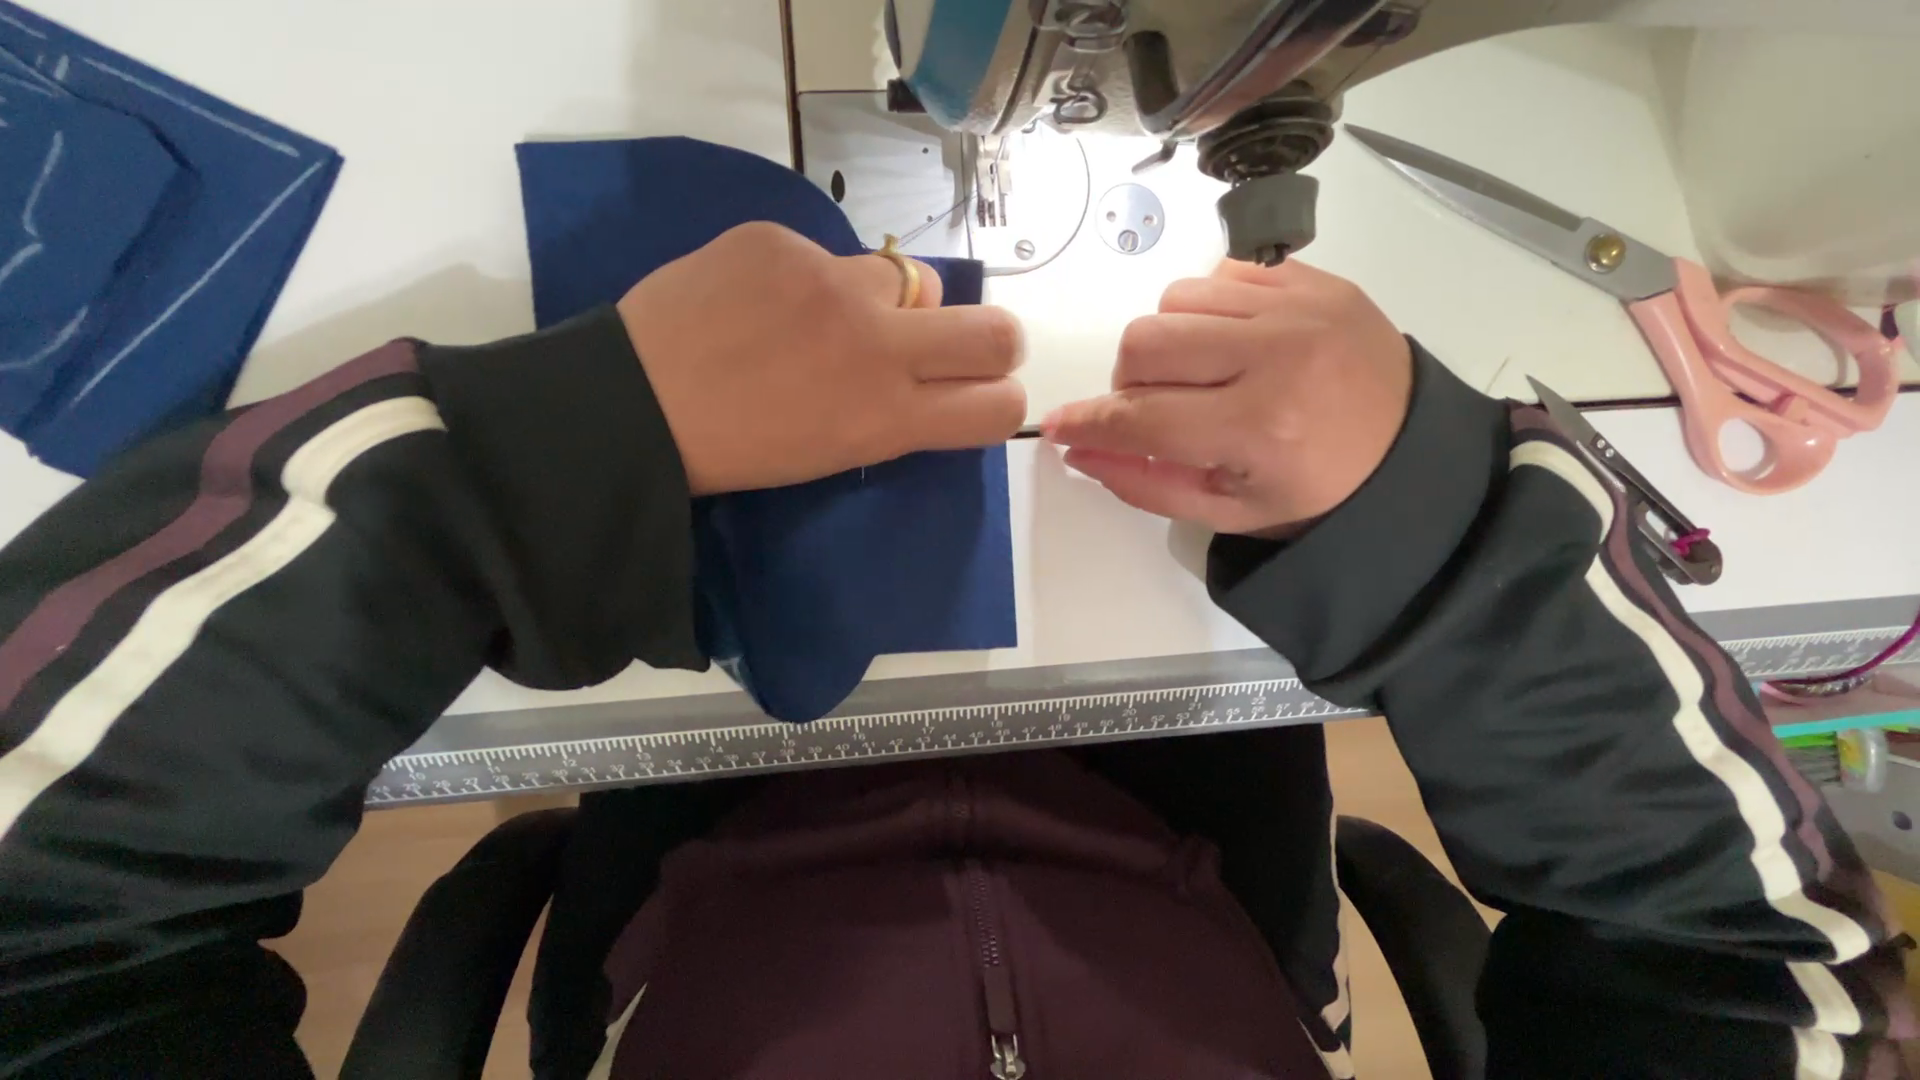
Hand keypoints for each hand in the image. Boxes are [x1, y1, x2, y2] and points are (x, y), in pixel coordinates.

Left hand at [618, 222, 1025, 494]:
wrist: (633, 403)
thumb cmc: (740, 452)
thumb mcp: (837, 455)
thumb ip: (900, 416)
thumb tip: (935, 378)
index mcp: (888, 417)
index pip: (1001, 405)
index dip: (999, 399)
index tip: (976, 393)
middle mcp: (879, 344)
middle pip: (997, 330)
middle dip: (992, 344)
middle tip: (949, 348)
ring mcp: (832, 281)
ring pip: (913, 280)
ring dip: (893, 304)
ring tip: (829, 322)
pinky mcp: (783, 238)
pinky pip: (835, 256)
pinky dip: (818, 281)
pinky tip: (769, 301)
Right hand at [1043, 259, 1412, 536]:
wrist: (1411, 451)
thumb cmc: (1315, 493)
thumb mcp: (1228, 511)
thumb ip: (1145, 483)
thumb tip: (1079, 449)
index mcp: (1260, 428)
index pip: (1142, 417)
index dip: (1090, 422)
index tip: (1060, 425)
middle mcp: (1276, 356)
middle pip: (1145, 342)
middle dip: (1127, 381)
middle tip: (1152, 407)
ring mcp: (1298, 307)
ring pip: (1174, 301)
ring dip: (1166, 343)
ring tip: (1198, 375)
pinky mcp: (1312, 278)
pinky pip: (1218, 275)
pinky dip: (1204, 310)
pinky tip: (1229, 342)